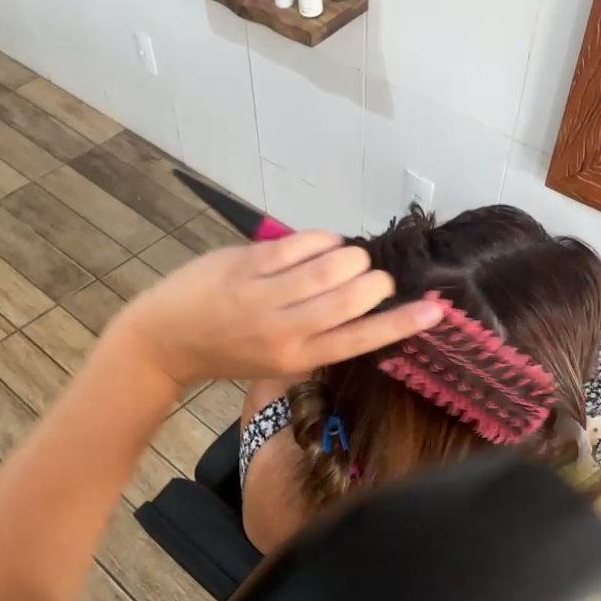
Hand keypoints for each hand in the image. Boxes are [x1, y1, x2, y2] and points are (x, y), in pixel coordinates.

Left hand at [110, 232, 443, 385]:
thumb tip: (358, 298)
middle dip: (375, 281)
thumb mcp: (275, 361)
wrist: (165, 341)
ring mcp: (265, 295)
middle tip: (371, 278)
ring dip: (352, 257)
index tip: (435, 309)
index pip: (362, 340)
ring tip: (348, 259)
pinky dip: (323, 239)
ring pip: (333, 265)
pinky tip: (322, 244)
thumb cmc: (225, 353)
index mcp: (297, 359)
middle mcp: (286, 330)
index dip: (402, 323)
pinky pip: (302, 242)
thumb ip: (315, 337)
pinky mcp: (247, 265)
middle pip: (355, 296)